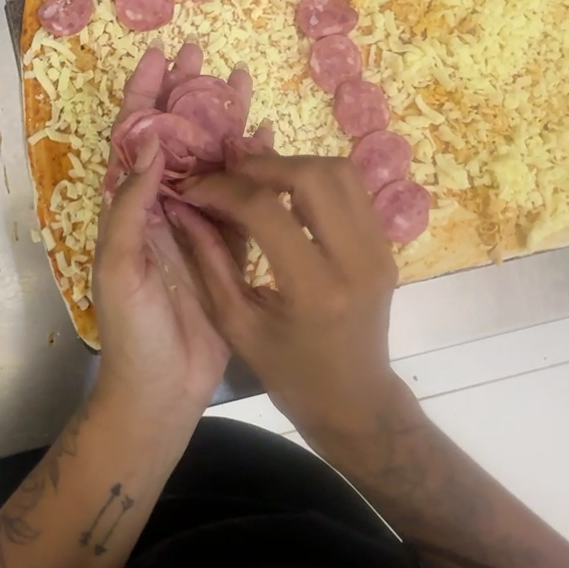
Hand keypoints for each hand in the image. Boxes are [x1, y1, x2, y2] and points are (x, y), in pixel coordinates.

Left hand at [89, 47, 231, 427]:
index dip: (143, 94)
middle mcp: (157, 204)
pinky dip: (251, 165)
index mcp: (127, 206)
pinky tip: (266, 137)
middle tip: (203, 54)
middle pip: (172, 136)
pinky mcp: (225, 244)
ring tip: (241, 80)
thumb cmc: (132, 330)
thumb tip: (147, 143)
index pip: (131, 136)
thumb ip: (129, 207)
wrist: (163, 388)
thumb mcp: (119, 268)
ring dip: (222, 119)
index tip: (160, 56)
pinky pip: (239, 195)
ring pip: (209, 158)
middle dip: (184, 93)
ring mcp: (194, 222)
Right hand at [168, 154, 419, 447]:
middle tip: (228, 178)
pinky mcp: (385, 246)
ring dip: (291, 167)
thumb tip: (183, 207)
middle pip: (314, 176)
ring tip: (256, 183)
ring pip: (339, 172)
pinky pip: (351, 191)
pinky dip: (313, 181)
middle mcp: (356, 262)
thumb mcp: (235, 324)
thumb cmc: (288, 373)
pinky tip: (284, 198)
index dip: (223, 189)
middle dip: (261, 166)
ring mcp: (379, 251)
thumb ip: (209, 260)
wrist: (355, 401)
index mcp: (315, 290)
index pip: (266, 210)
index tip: (194, 188)